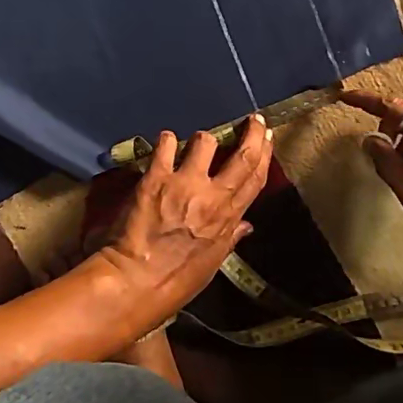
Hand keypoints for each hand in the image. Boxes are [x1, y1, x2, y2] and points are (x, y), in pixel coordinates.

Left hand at [93, 115, 271, 322]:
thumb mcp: (212, 263)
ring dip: (202, 139)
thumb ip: (229, 238)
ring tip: (193, 143)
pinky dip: (167, 140)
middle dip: (251, 133)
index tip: (267, 137)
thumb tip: (245, 225)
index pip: (255, 178)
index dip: (264, 154)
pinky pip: (166, 145)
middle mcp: (212, 196)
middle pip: (242, 156)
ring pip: (204, 142)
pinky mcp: (156, 178)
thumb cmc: (175, 281)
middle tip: (253, 120)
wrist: (135, 283)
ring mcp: (184, 184)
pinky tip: (164, 144)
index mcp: (228, 218)